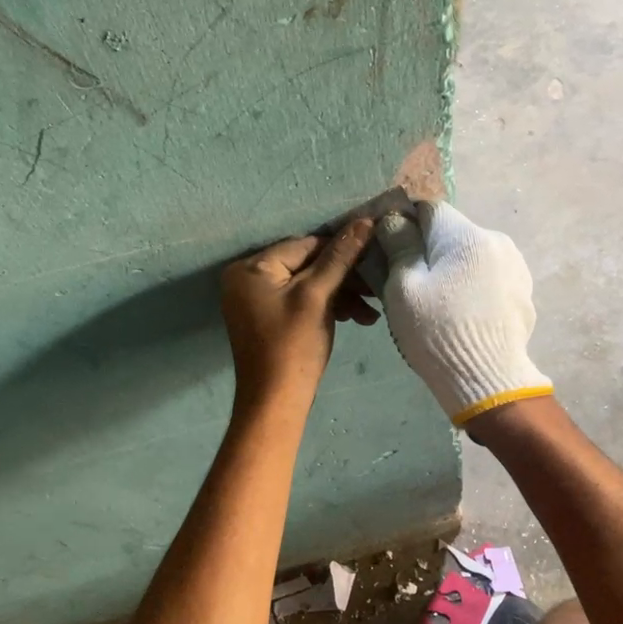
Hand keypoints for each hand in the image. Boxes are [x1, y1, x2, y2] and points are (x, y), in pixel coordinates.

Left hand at [221, 219, 378, 403]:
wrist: (276, 402)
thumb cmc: (293, 345)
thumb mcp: (318, 296)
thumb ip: (340, 257)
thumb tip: (365, 221)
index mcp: (250, 268)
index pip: (304, 245)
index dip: (341, 250)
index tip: (373, 260)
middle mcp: (246, 279)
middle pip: (306, 265)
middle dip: (343, 278)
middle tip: (375, 290)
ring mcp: (255, 301)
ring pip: (307, 286)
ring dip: (340, 296)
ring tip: (370, 314)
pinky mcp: (268, 320)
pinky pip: (300, 302)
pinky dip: (327, 308)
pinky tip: (355, 319)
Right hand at [376, 201, 552, 425]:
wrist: (489, 383)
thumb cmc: (439, 332)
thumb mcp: (404, 288)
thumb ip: (398, 246)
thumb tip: (394, 219)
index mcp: (468, 236)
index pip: (428, 209)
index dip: (403, 225)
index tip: (387, 251)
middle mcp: (497, 242)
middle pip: (449, 234)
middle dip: (425, 251)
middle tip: (405, 284)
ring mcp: (515, 269)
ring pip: (468, 257)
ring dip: (448, 270)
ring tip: (433, 305)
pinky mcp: (521, 295)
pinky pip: (485, 278)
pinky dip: (468, 288)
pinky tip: (459, 316)